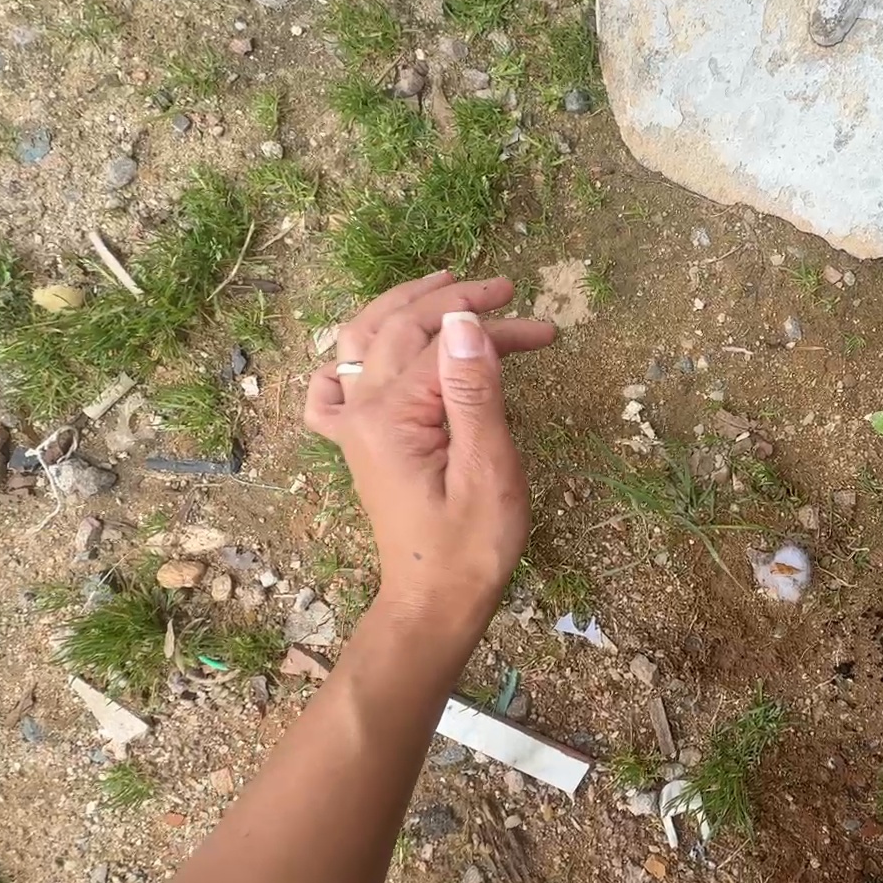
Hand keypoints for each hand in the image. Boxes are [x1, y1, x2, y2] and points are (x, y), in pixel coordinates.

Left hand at [304, 273, 555, 633]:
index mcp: (391, 416)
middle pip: (401, 329)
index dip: (498, 330)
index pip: (446, 348)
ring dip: (403, 306)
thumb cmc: (472, 542)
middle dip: (456, 301)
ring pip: (362, 341)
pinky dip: (347, 356)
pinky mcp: (358, 443)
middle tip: (505, 288)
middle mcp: (360, 410)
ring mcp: (351, 425)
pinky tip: (362, 352)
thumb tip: (466, 322)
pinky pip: (334, 387)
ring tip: (443, 284)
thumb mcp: (488, 468)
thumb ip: (473, 392)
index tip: (548, 330)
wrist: (436, 598)